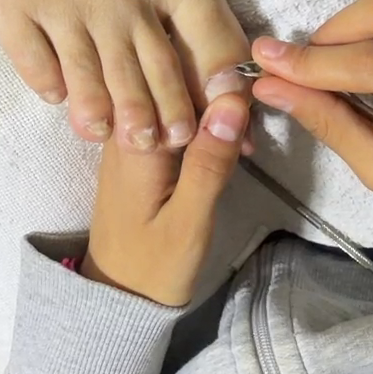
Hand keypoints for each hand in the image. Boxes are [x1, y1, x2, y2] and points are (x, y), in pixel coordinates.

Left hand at [81, 94, 249, 305]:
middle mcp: (126, 127)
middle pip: (174, 78)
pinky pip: (172, 115)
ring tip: (245, 136)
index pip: (177, 77)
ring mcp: (131, 136)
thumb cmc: (154, 265)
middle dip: (219, 87)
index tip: (254, 95)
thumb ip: (210, 161)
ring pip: (175, 95)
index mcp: (134, 139)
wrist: (118, 298)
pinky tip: (227, 142)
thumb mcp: (190, 220)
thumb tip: (233, 100)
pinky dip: (202, 121)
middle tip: (251, 127)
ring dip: (214, 104)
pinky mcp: (140, 148)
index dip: (220, 76)